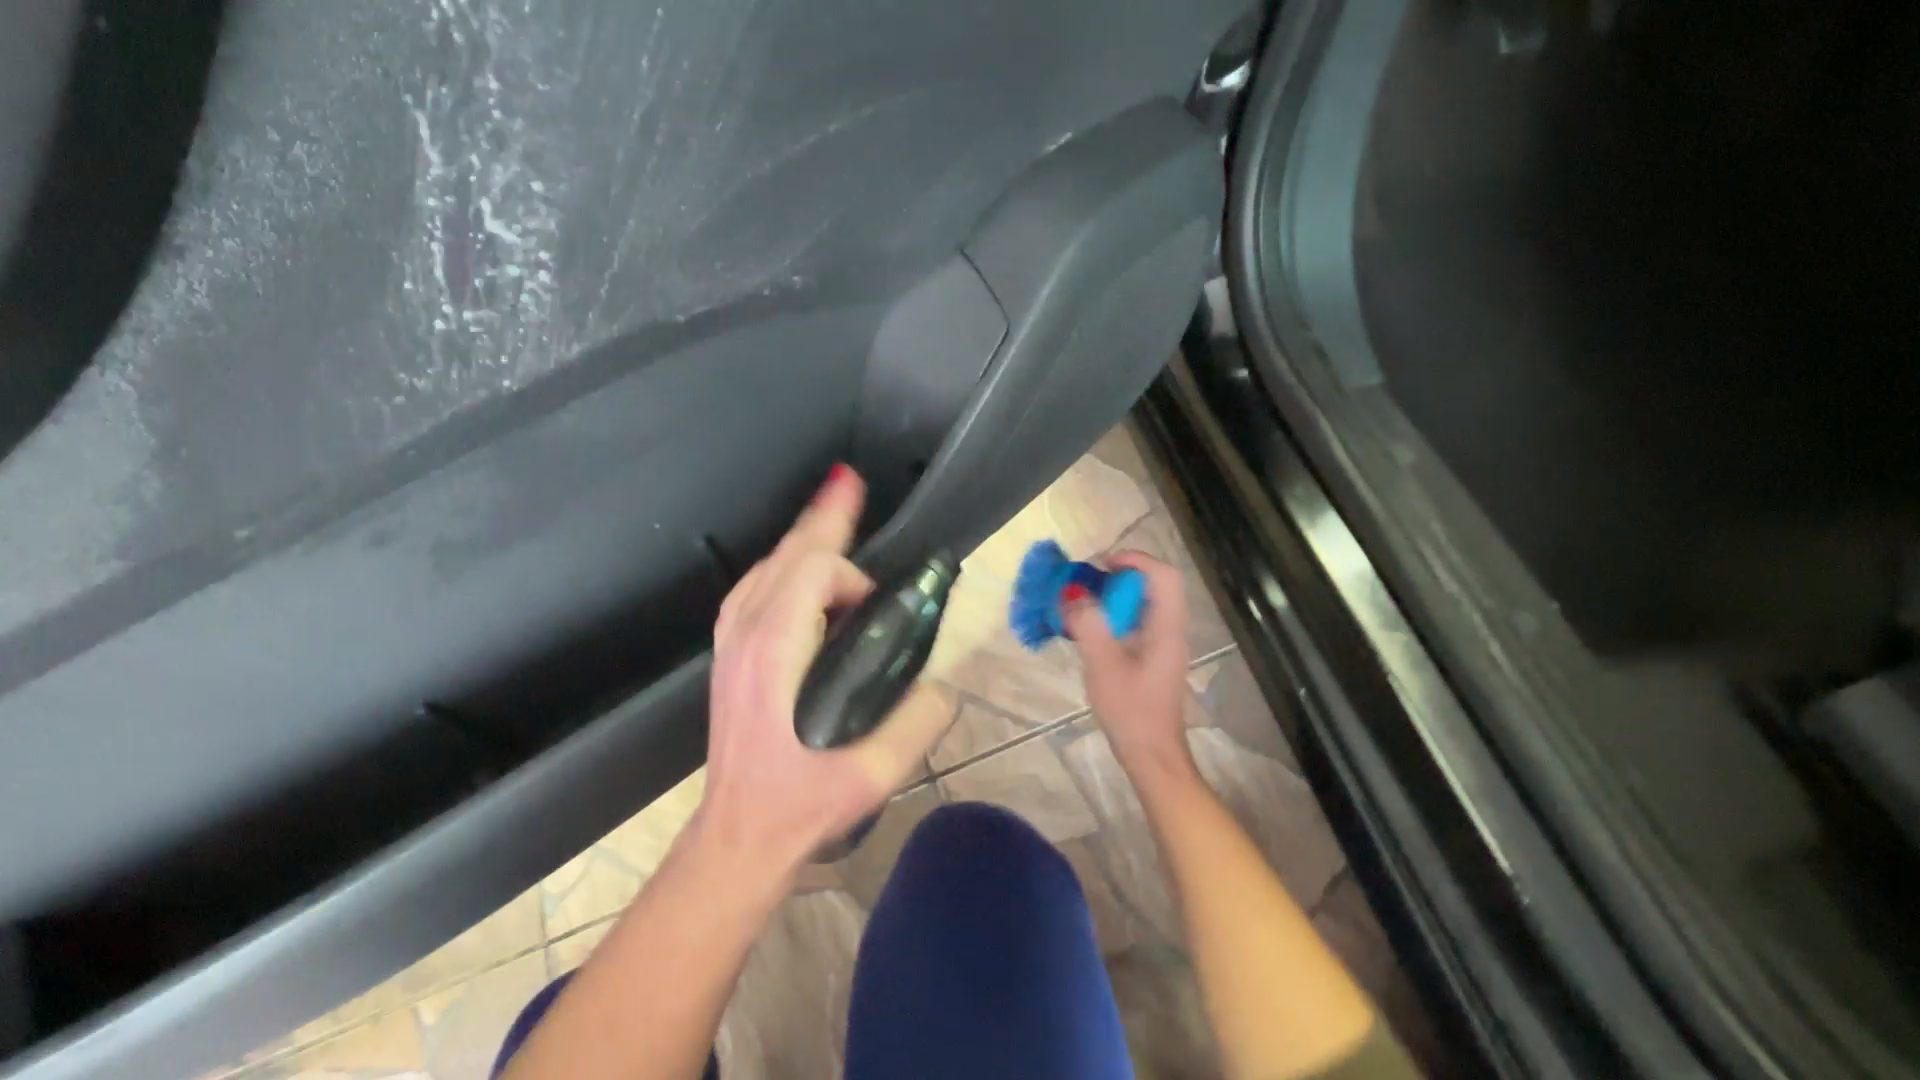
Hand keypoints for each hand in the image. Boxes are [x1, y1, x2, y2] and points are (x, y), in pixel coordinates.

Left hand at [698, 465, 952, 871]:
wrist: (736, 838)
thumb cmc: (799, 807)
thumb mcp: (871, 774)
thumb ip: (916, 722)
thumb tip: (945, 684)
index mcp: (776, 652)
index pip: (814, 572)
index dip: (853, 578)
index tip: (878, 607)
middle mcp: (745, 635)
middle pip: (785, 556)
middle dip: (823, 518)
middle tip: (849, 481)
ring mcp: (729, 644)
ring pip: (765, 569)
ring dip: (801, 542)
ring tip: (833, 516)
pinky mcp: (728, 657)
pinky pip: (753, 591)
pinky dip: (782, 569)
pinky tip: (801, 575)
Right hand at [1063, 551, 1194, 774]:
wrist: (1151, 756)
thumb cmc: (1132, 712)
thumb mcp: (1104, 668)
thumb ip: (1089, 626)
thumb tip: (1074, 594)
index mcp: (1166, 629)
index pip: (1164, 576)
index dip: (1137, 561)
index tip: (1103, 565)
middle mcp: (1169, 631)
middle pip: (1154, 586)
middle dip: (1118, 579)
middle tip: (1086, 587)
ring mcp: (1162, 646)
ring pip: (1143, 606)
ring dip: (1113, 600)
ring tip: (1081, 608)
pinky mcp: (1151, 660)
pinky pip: (1135, 625)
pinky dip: (1112, 620)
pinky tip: (1088, 635)